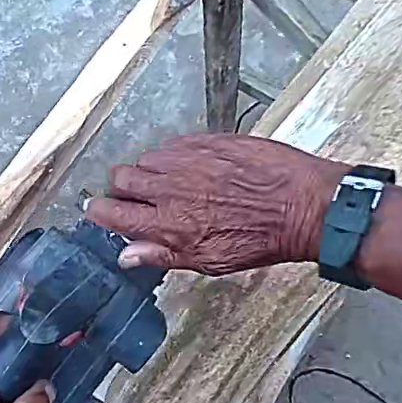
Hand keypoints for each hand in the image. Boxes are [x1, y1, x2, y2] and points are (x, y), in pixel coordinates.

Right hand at [87, 134, 345, 274]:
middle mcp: (170, 190)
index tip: (100, 211)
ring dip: (150, 171)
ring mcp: (186, 161)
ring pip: (144, 159)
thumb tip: (126, 255)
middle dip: (123, 189)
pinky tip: (193, 167)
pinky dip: (174, 156)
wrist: (301, 205)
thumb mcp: (210, 262)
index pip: (113, 214)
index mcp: (169, 226)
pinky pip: (172, 145)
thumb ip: (163, 256)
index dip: (101, 212)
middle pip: (120, 179)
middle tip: (139, 196)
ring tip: (171, 182)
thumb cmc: (261, 239)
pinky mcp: (205, 141)